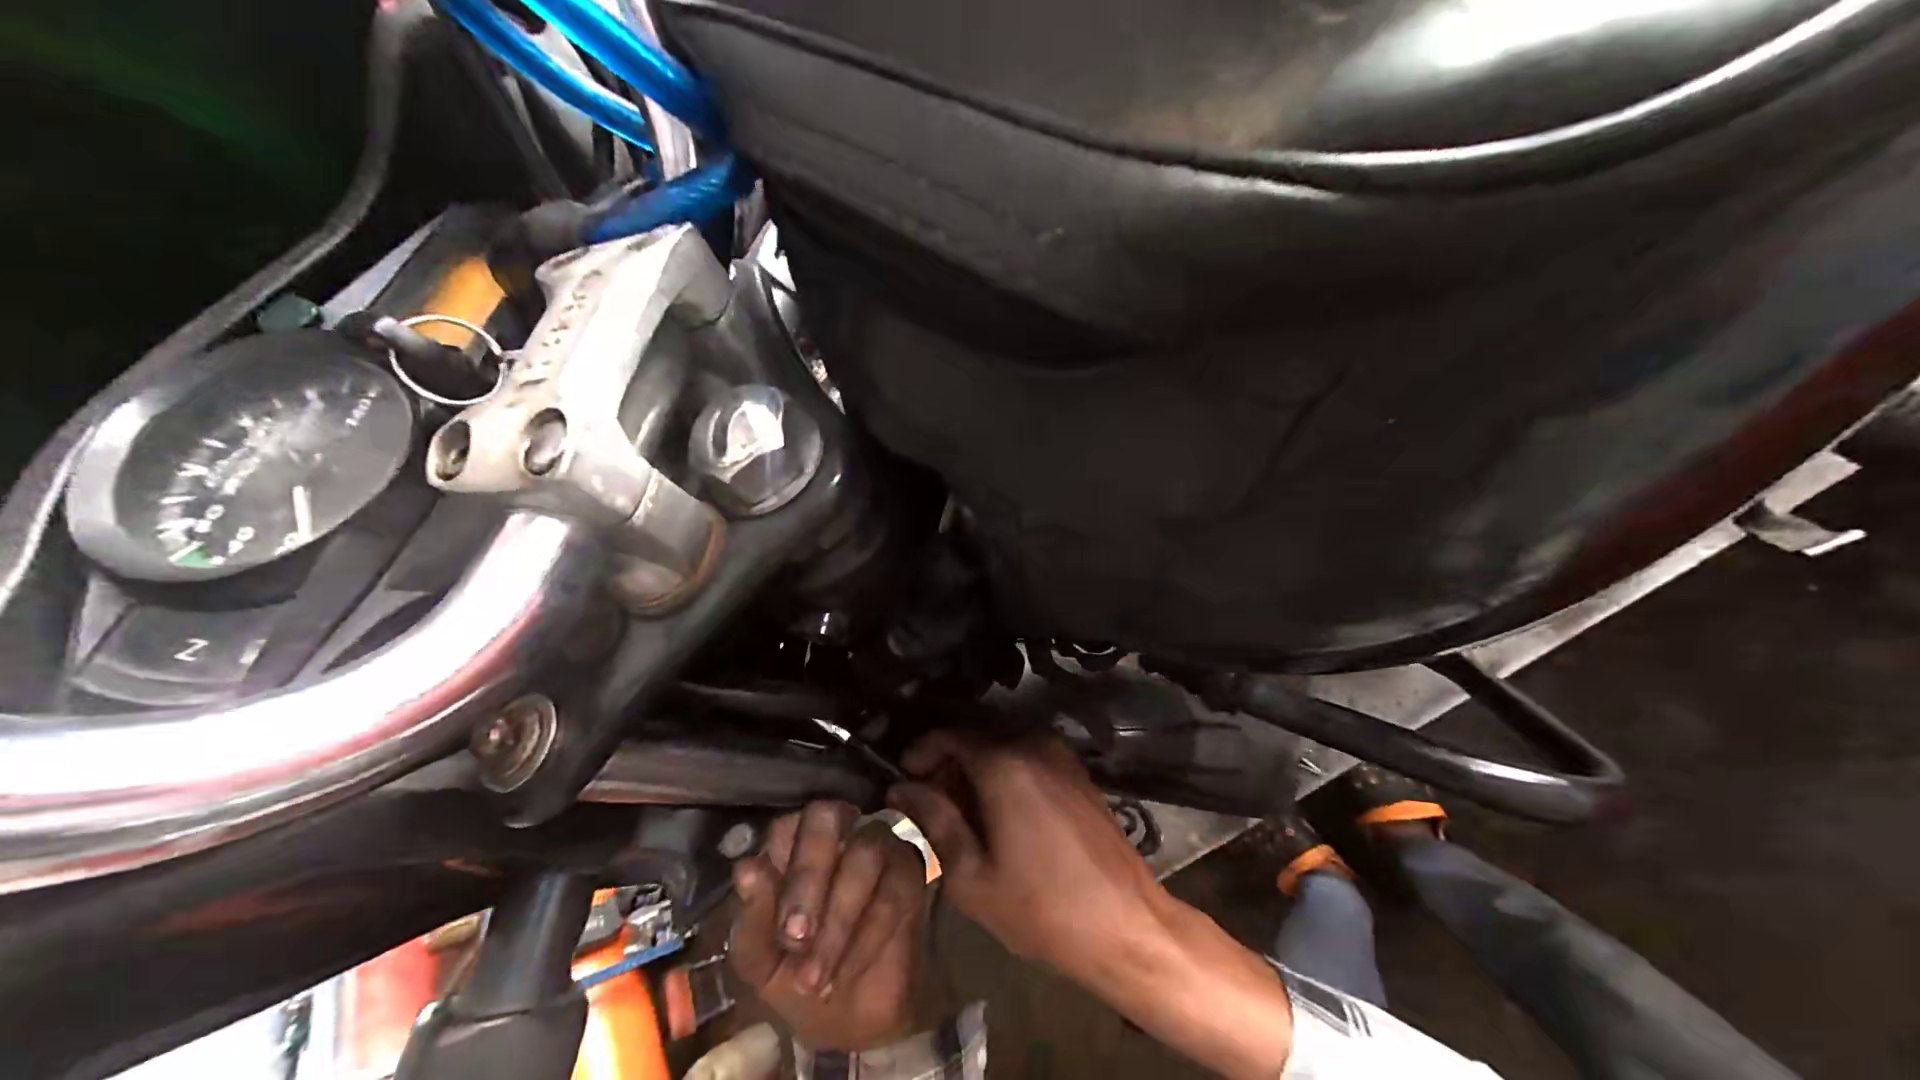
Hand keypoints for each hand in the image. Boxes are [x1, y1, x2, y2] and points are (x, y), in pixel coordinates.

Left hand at [729, 802, 930, 1049]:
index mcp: (791, 847)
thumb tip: (746, 869)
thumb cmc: (796, 976)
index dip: (778, 871)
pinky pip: (894, 891)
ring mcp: (877, 847)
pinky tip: (845, 974)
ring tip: (816, 977)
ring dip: (837, 918)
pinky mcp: (909, 875)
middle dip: (808, 875)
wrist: (849, 1021)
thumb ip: (752, 919)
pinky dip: (866, 937)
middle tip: (794, 938)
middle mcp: (837, 833)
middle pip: (827, 817)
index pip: (785, 828)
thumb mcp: (762, 963)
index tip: (778, 931)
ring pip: (864, 852)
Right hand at [889, 732, 1295, 1079]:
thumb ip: (934, 820)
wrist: (1126, 925)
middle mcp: (1034, 744)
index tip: (903, 785)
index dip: (919, 756)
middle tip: (930, 811)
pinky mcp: (1078, 772)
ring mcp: (1061, 755)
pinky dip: (1004, 778)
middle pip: (974, 740)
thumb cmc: (1042, 908)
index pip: (947, 737)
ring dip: (975, 775)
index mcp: (1005, 762)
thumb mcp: (971, 875)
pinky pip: (1027, 760)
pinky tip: (999, 820)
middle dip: (946, 769)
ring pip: (1001, 749)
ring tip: (962, 822)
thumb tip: (902, 788)